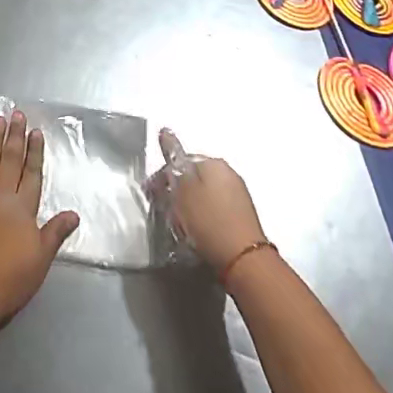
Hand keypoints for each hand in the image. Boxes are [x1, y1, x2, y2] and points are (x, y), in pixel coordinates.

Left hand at [0, 112, 79, 331]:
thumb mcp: (40, 259)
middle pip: (10, 162)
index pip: (32, 174)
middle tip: (17, 114)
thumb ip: (55, 233)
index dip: (35, 153)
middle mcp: (0, 197)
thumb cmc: (7, 278)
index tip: (36, 132)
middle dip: (15, 137)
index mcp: (23, 208)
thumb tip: (74, 214)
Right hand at [154, 129, 267, 273]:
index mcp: (212, 162)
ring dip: (189, 200)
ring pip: (204, 189)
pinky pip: (215, 203)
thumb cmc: (208, 222)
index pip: (181, 158)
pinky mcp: (241, 211)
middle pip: (193, 174)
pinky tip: (196, 227)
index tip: (150, 190)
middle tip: (161, 207)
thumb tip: (166, 135)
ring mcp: (237, 190)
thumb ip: (173, 168)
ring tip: (177, 220)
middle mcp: (227, 170)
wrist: (243, 257)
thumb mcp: (182, 194)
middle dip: (175, 187)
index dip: (162, 174)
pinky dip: (203, 211)